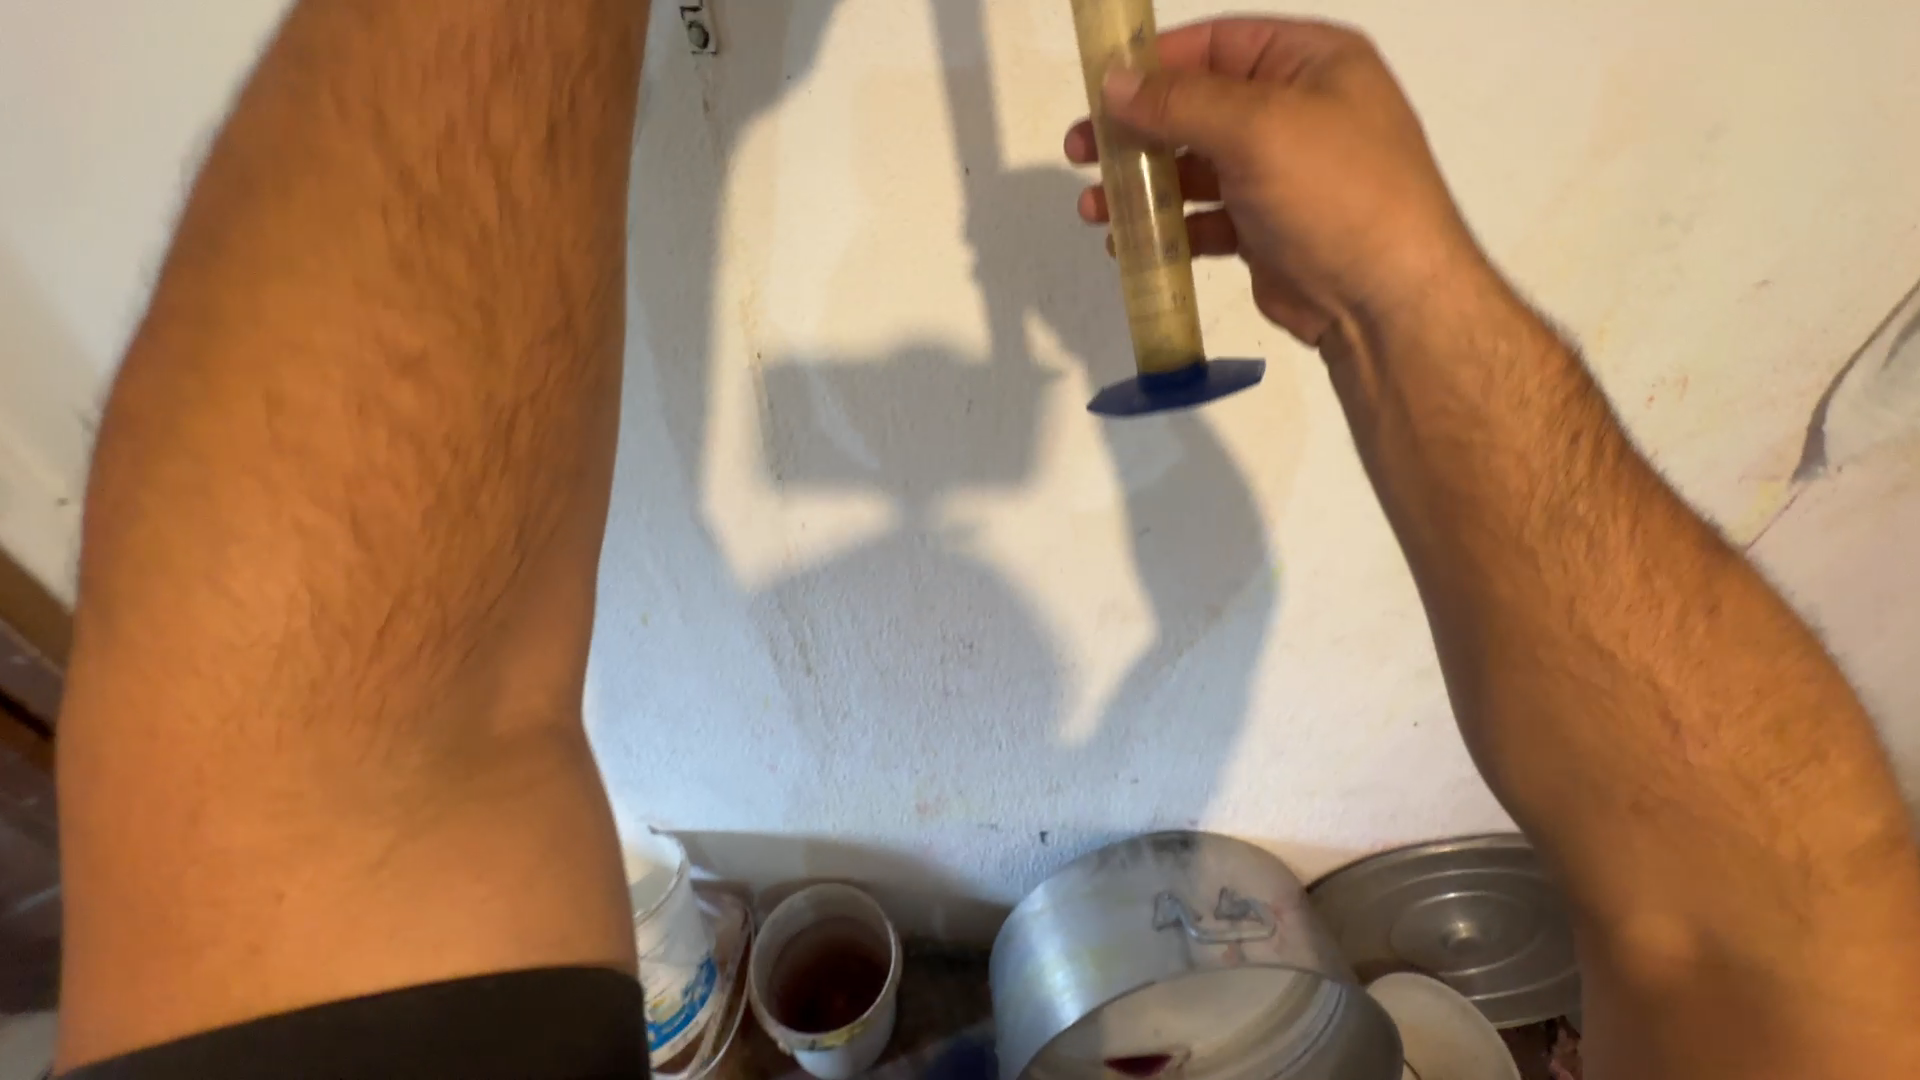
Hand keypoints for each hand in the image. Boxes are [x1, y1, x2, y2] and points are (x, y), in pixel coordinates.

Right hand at [1066, 18, 1488, 351]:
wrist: (1380, 298)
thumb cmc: (1334, 194)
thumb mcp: (1258, 129)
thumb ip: (1181, 103)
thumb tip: (1115, 84)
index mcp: (1307, 64)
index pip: (1216, 45)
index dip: (1154, 64)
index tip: (1098, 90)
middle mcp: (1291, 113)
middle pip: (1195, 111)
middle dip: (1135, 132)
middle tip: (1080, 152)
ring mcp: (1276, 175)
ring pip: (1192, 170)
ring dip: (1142, 187)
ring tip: (1094, 209)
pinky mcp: (1262, 229)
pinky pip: (1203, 219)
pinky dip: (1168, 230)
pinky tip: (1131, 244)